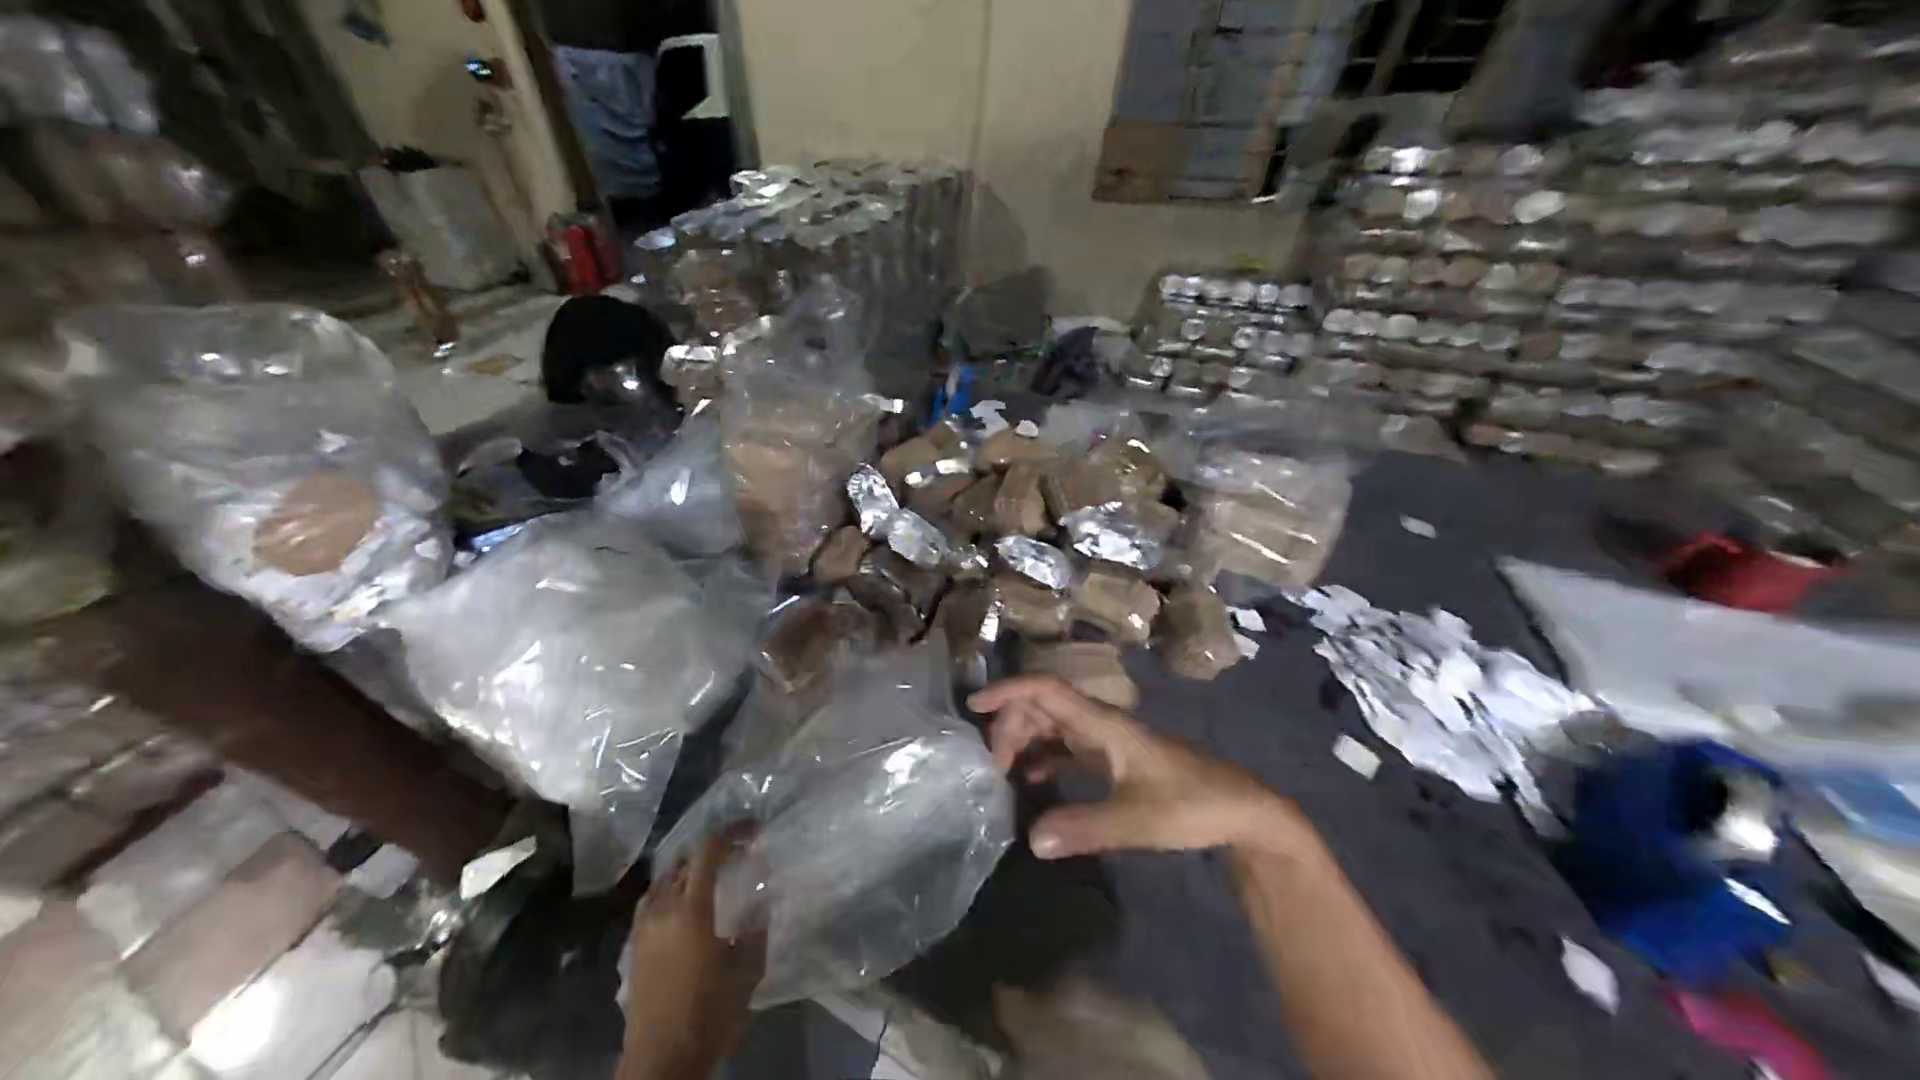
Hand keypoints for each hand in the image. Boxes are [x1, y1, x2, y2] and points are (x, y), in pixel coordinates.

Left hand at [621, 829, 764, 1079]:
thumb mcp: (746, 973)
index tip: (753, 829)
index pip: (708, 851)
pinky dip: (670, 889)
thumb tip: (764, 904)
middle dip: (712, 848)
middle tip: (737, 851)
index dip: (731, 832)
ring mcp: (643, 927)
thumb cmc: (709, 1014)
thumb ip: (756, 932)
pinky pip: (651, 901)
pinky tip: (683, 903)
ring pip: (664, 879)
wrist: (661, 1061)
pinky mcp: (634, 945)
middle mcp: (663, 909)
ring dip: (688, 868)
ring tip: (711, 873)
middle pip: (683, 860)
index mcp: (692, 910)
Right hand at [968, 676, 1317, 860]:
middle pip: (1043, 706)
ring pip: (1054, 725)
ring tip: (1004, 772)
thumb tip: (1030, 838)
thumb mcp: (1139, 820)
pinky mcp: (1114, 759)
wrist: (1242, 810)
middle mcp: (1101, 725)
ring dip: (1025, 739)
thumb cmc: (1192, 805)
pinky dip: (1044, 757)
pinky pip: (1067, 748)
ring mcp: (1108, 741)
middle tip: (993, 765)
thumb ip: (1086, 828)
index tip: (974, 705)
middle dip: (1011, 724)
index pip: (1048, 691)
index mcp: (1104, 725)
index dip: (1009, 690)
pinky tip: (1034, 781)